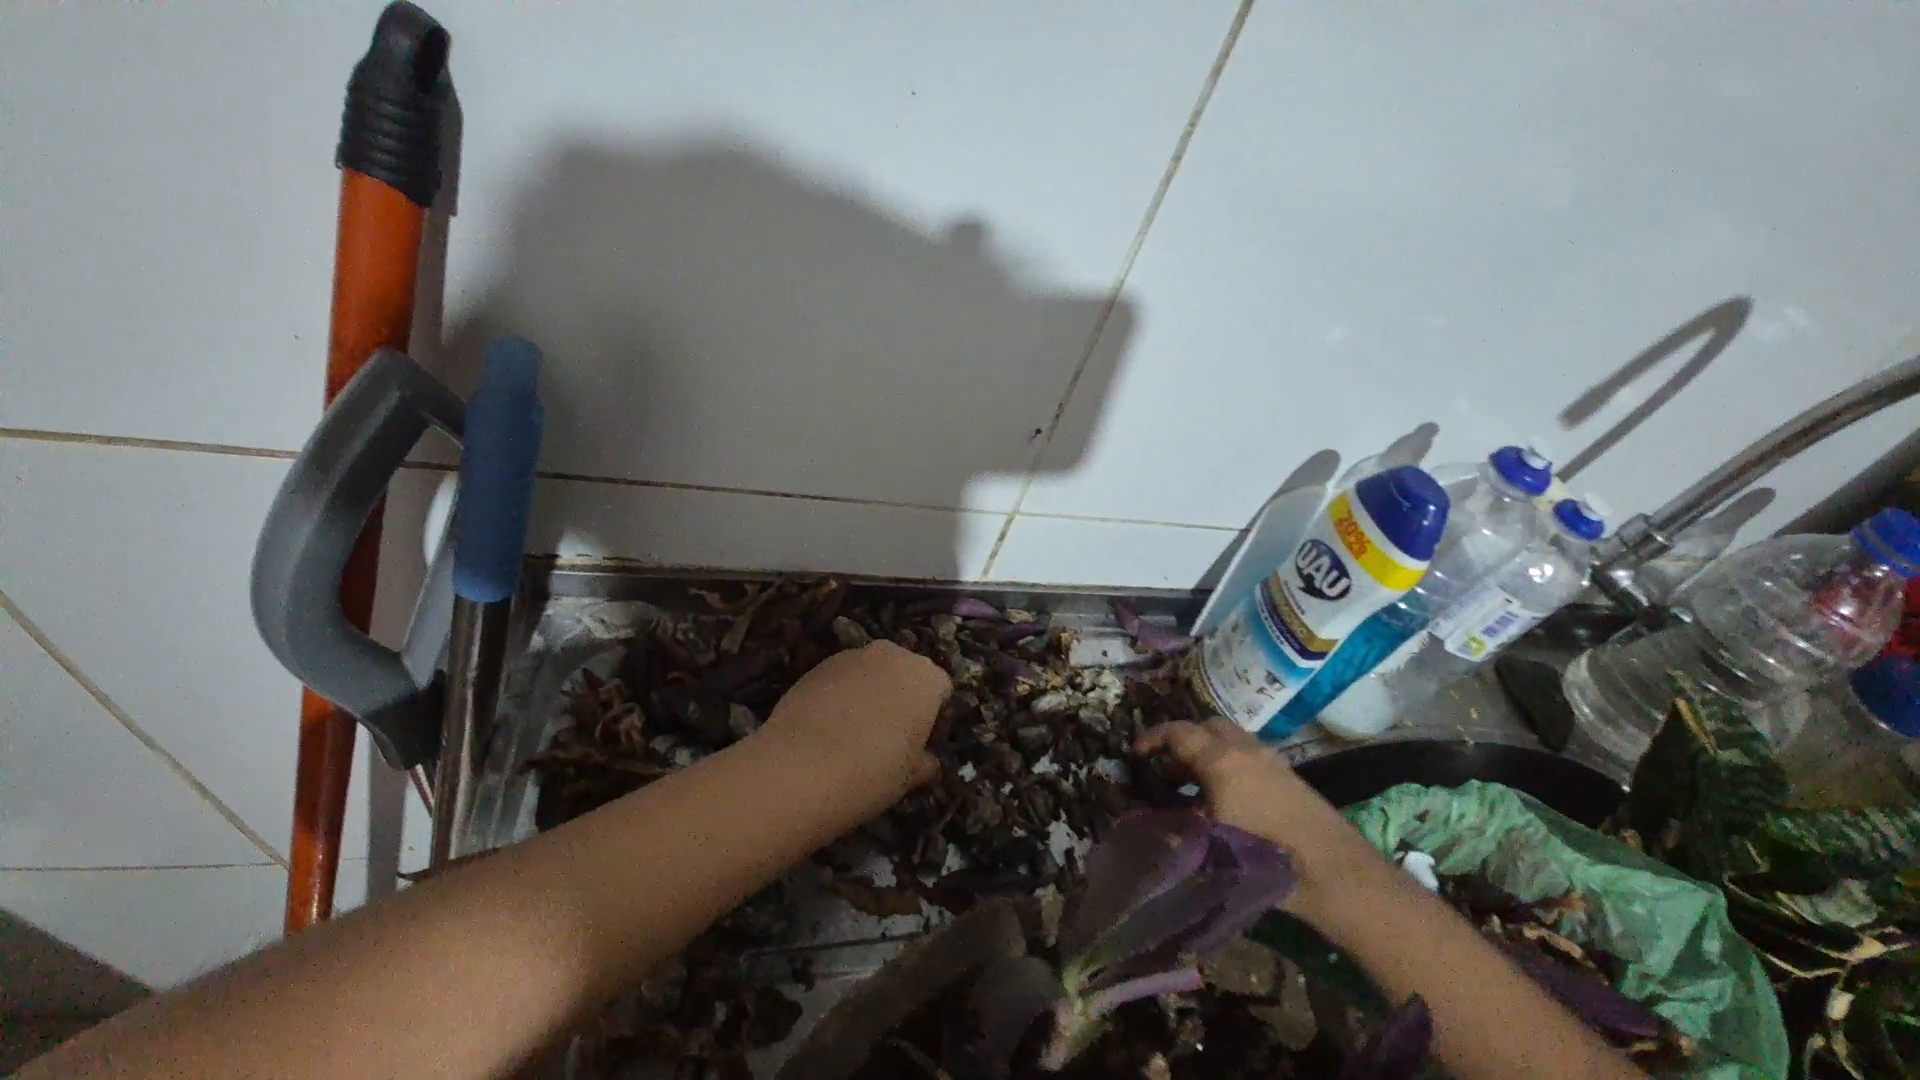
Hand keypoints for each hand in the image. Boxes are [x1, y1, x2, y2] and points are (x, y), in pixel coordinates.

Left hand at [758, 641, 951, 799]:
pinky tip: (827, 728)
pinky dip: (840, 696)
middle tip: (890, 736)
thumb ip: (925, 764)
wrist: (800, 768)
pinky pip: (840, 679)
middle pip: (906, 673)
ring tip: (854, 733)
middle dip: (902, 697)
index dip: (934, 717)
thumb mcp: (909, 777)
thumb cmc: (872, 772)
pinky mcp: (816, 665)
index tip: (921, 744)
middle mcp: (892, 655)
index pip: (941, 690)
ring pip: (871, 672)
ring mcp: (851, 656)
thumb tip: (929, 764)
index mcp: (925, 677)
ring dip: (870, 694)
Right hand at [1136, 718, 1387, 921]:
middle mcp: (1246, 749)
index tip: (1135, 754)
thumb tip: (1144, 821)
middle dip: (1182, 741)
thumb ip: (1173, 826)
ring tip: (1192, 788)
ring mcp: (1272, 761)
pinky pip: (1248, 758)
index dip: (1151, 738)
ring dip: (1206, 754)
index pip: (1178, 732)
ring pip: (1230, 742)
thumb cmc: (1263, 856)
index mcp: (1221, 758)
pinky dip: (1228, 766)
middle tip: (1166, 769)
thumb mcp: (1206, 843)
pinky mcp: (1289, 778)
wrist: (1334, 873)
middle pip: (1207, 727)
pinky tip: (1225, 800)